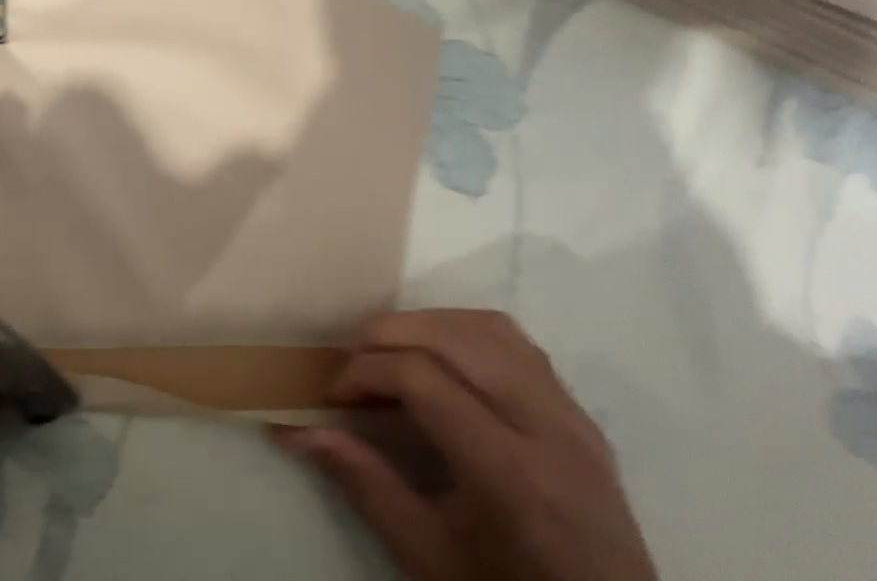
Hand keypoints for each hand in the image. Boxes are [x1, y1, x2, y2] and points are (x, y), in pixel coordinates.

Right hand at [271, 310, 656, 580]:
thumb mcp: (425, 551)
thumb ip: (362, 481)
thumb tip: (296, 431)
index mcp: (508, 472)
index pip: (421, 377)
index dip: (362, 372)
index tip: (332, 397)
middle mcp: (547, 429)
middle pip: (454, 337)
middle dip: (386, 334)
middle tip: (352, 364)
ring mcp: (572, 417)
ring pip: (489, 328)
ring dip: (427, 325)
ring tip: (391, 355)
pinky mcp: (581, 415)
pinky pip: (519, 346)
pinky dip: (466, 336)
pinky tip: (440, 363)